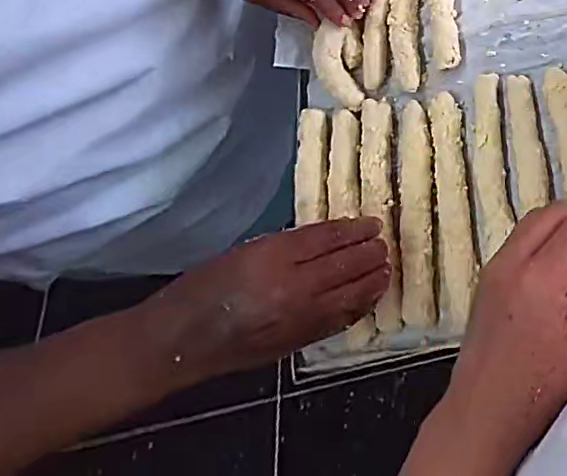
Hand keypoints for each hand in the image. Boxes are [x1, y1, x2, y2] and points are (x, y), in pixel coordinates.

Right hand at [128, 219, 388, 389]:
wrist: (180, 340)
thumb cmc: (207, 285)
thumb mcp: (248, 249)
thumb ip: (288, 245)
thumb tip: (326, 240)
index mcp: (275, 255)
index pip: (327, 239)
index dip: (354, 230)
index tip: (372, 223)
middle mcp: (292, 287)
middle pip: (343, 266)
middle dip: (369, 253)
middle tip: (385, 242)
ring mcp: (296, 318)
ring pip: (347, 295)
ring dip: (370, 280)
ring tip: (386, 267)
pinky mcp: (296, 343)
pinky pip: (336, 321)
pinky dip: (357, 307)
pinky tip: (368, 298)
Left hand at [405, 204, 566, 474]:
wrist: (481, 411)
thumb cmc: (537, 389)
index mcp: (539, 280)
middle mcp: (512, 262)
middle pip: (550, 214)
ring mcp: (495, 266)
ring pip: (531, 221)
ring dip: (562, 216)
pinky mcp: (487, 274)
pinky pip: (519, 236)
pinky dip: (544, 229)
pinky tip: (562, 246)